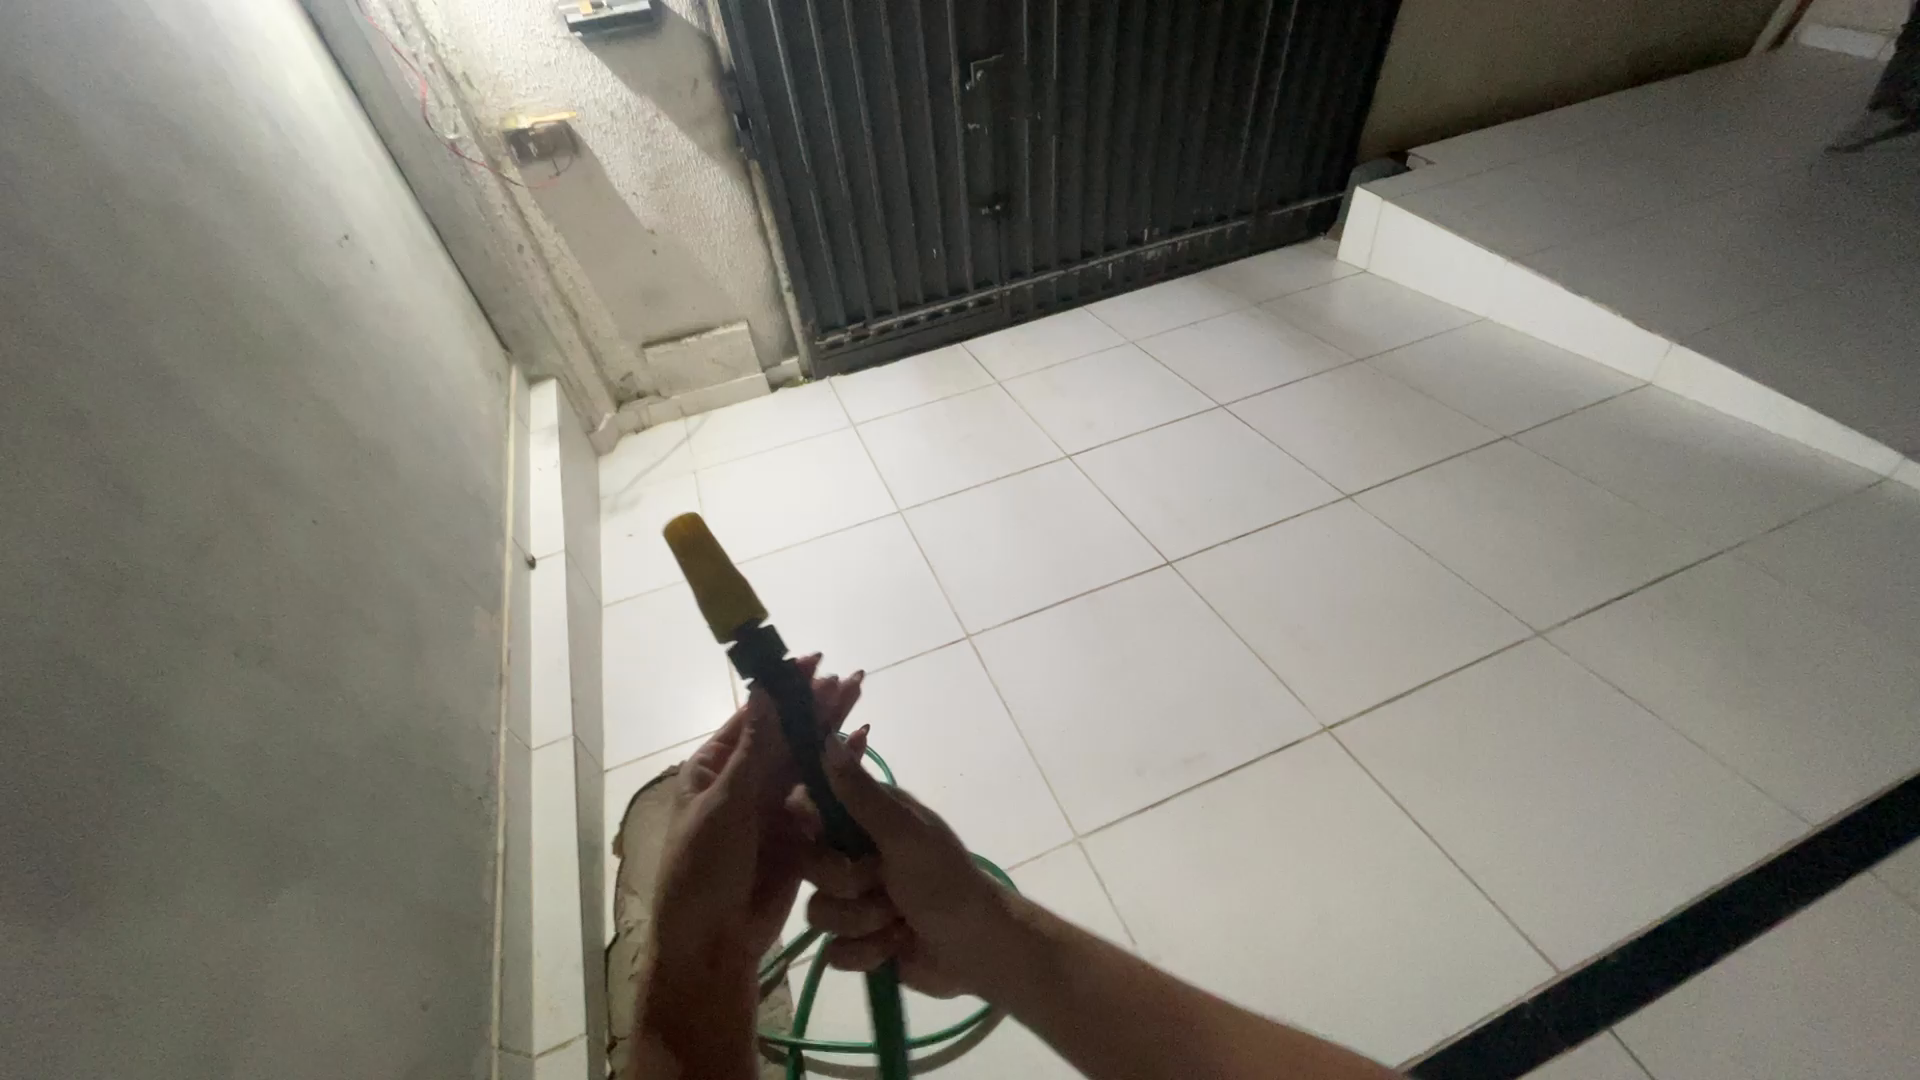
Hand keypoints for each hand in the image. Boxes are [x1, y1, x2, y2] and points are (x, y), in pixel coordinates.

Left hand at [638, 656, 862, 1073]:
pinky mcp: (797, 827)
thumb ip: (753, 748)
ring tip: (859, 694)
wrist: (714, 943)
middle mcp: (744, 778)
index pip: (755, 715)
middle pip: (786, 731)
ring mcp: (772, 802)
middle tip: (851, 678)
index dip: (784, 688)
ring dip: (832, 726)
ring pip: (807, 754)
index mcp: (714, 767)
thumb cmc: (704, 869)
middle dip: (816, 703)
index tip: (814, 663)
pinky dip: (842, 765)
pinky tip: (862, 740)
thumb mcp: (724, 804)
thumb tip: (768, 689)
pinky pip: (822, 788)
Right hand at [799, 727, 1020, 998]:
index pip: (813, 806)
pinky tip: (894, 947)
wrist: (977, 947)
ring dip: (861, 922)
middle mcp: (857, 853)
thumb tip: (827, 739)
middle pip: (810, 865)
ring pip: (819, 911)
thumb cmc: (944, 880)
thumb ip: (860, 793)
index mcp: (869, 818)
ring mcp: (855, 900)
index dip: (808, 822)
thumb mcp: (903, 833)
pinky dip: (866, 953)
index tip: (819, 833)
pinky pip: (832, 952)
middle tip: (880, 881)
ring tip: (896, 921)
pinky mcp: (858, 941)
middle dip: (846, 882)